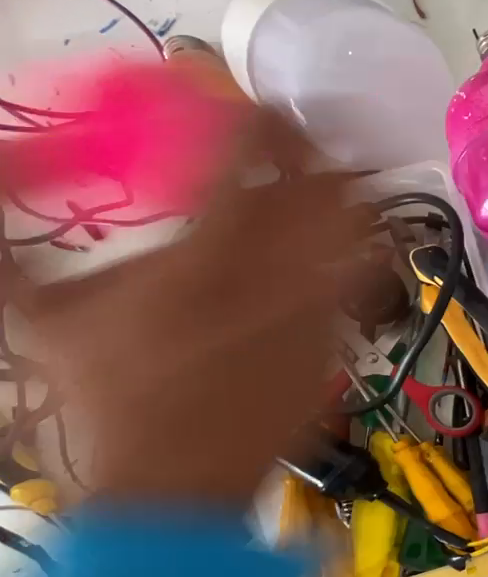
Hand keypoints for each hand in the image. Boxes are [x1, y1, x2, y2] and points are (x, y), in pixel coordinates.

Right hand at [6, 108, 373, 504]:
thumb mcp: (40, 313)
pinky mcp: (345, 342)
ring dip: (346, 197)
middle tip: (293, 136)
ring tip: (325, 179)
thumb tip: (0, 163)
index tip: (245, 98)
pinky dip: (354, 250)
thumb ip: (10, 236)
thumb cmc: (107, 397)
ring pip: (361, 235)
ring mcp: (322, 313)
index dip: (254, 121)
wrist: (182, 478)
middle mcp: (276, 282)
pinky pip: (362, 282)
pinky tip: (334, 242)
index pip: (245, 167)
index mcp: (198, 263)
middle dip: (313, 151)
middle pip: (325, 192)